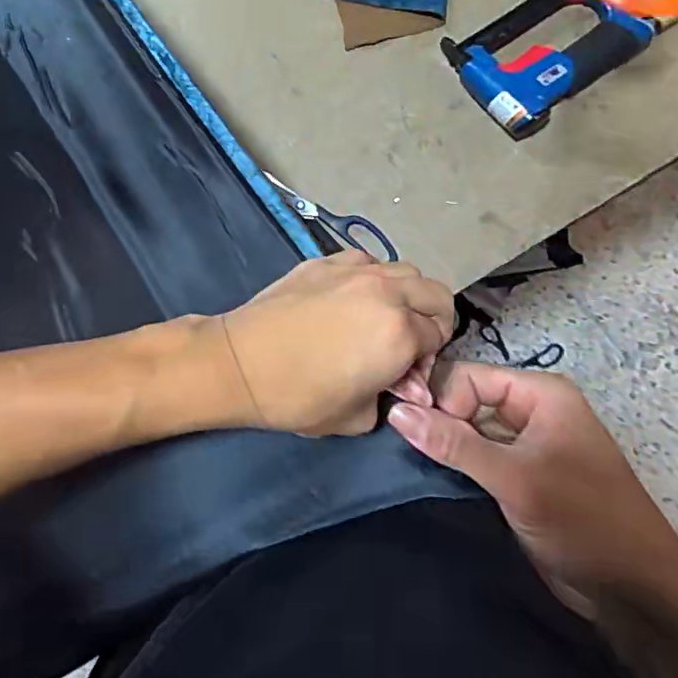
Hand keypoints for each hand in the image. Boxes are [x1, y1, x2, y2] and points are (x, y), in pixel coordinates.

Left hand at [216, 251, 454, 435]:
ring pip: (403, 269)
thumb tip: (400, 381)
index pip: (437, 337)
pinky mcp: (323, 261)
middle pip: (434, 293)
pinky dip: (372, 277)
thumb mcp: (358, 417)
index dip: (426, 360)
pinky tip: (350, 299)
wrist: (240, 362)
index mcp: (400, 331)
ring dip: (404, 294)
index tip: (406, 374)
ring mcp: (352, 270)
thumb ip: (391, 396)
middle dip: (431, 319)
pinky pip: (365, 260)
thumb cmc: (298, 397)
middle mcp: (384, 291)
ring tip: (380, 317)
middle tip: (408, 342)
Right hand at [388, 363, 677, 594]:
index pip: (467, 377)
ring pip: (469, 427)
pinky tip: (433, 473)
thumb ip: (454, 444)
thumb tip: (396, 413)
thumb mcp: (515, 479)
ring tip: (415, 459)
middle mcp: (533, 409)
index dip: (439, 399)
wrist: (638, 597)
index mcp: (541, 393)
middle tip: (407, 445)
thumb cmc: (584, 522)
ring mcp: (528, 442)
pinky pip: (478, 453)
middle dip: (438, 418)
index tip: (414, 431)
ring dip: (445, 443)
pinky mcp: (522, 473)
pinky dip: (457, 462)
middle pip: (466, 397)